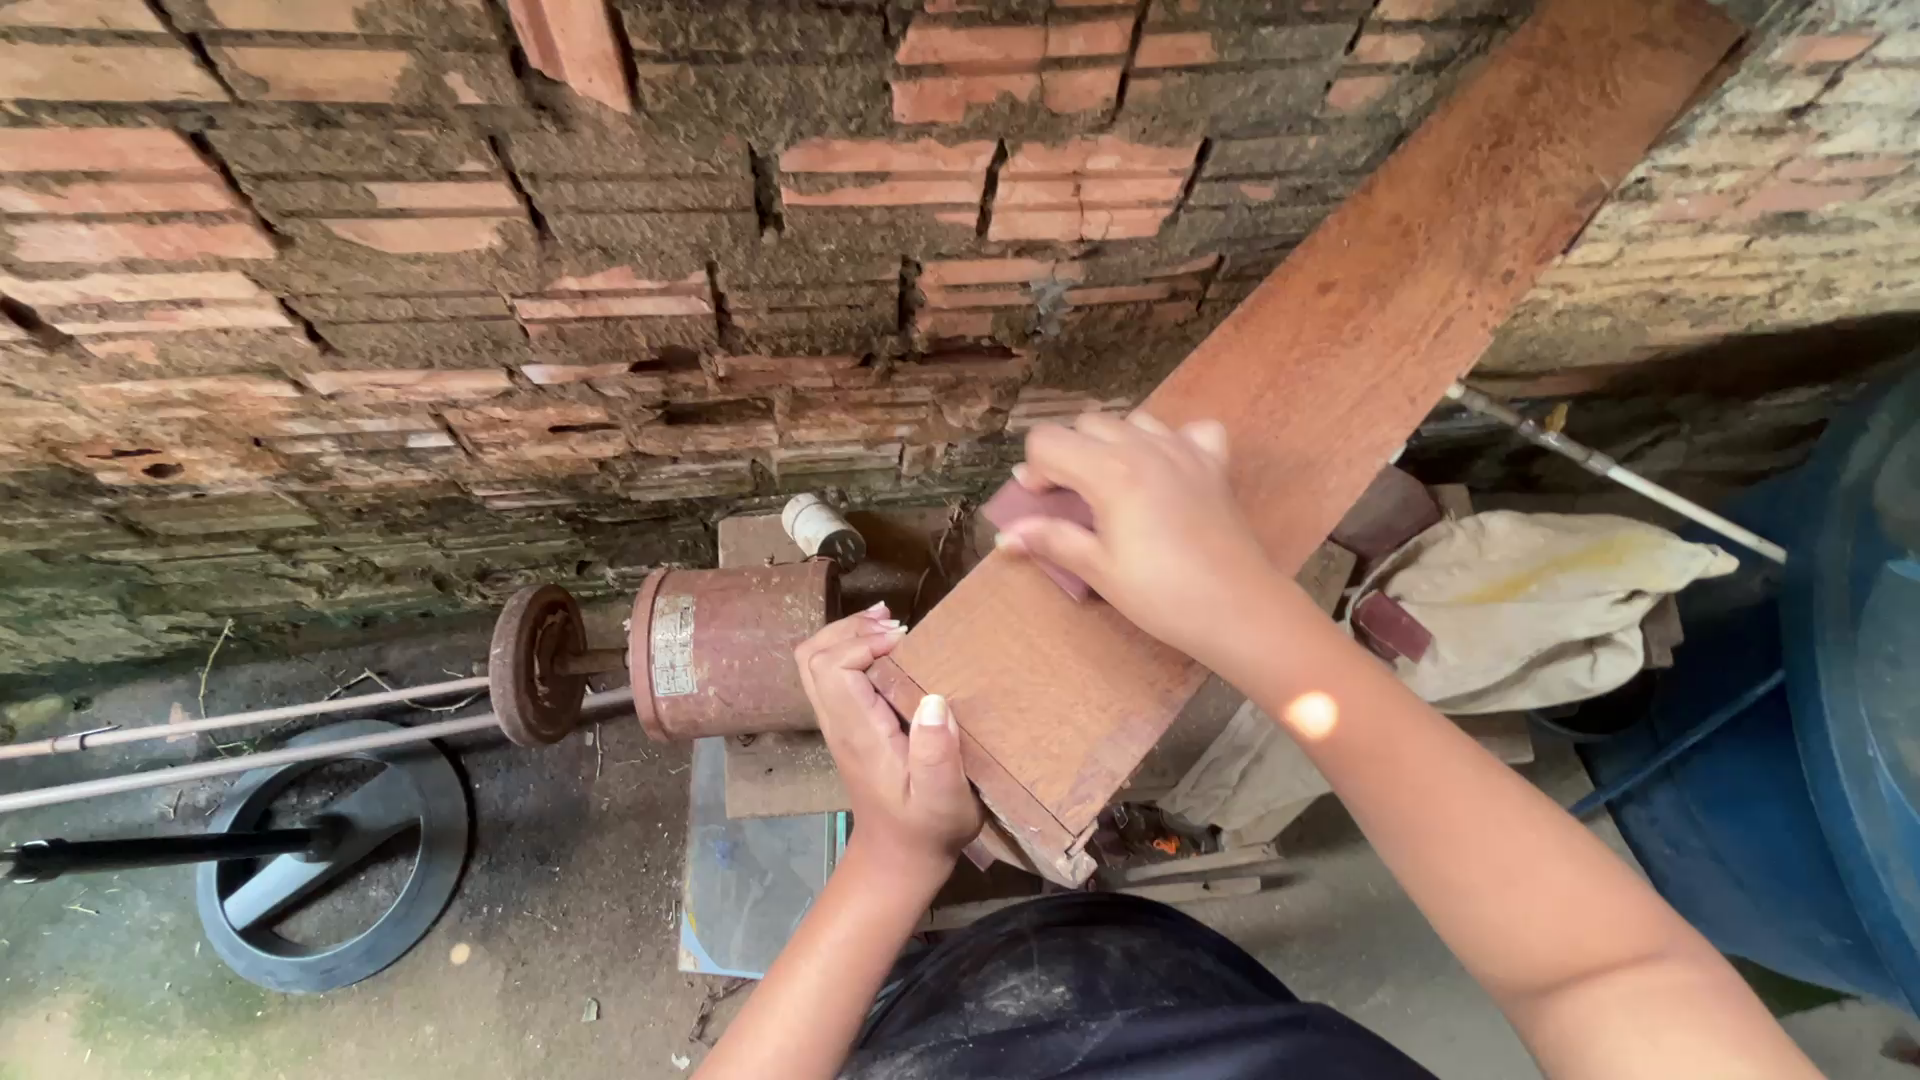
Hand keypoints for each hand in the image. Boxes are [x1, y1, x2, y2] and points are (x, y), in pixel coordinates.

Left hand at [793, 604, 983, 875]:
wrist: (899, 858)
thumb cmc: (927, 830)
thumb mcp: (944, 800)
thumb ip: (937, 754)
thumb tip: (934, 699)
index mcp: (857, 734)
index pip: (832, 667)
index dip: (863, 642)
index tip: (904, 641)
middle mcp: (837, 723)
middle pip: (813, 656)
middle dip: (850, 628)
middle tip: (896, 623)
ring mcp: (837, 723)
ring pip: (815, 660)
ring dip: (848, 634)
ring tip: (890, 624)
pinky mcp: (847, 723)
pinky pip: (831, 672)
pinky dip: (852, 648)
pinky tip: (887, 645)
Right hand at [997, 412, 1290, 670]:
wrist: (1237, 608)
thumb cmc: (1160, 594)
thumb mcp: (1098, 569)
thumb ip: (1051, 540)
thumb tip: (1004, 537)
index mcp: (1109, 471)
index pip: (1047, 441)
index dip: (1034, 470)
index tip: (1041, 503)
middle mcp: (1144, 446)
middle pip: (1085, 424)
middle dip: (1067, 454)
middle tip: (1071, 500)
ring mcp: (1184, 449)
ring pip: (1131, 421)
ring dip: (1112, 444)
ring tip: (1113, 485)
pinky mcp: (1213, 463)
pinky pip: (1188, 429)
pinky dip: (1170, 441)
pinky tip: (1165, 471)